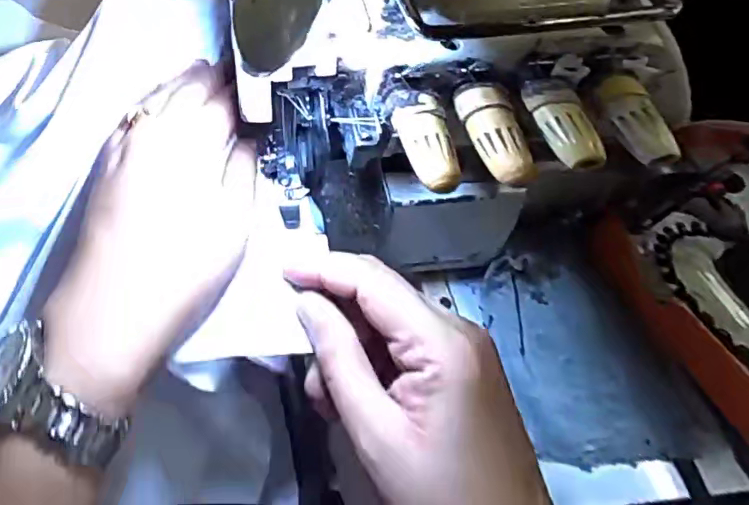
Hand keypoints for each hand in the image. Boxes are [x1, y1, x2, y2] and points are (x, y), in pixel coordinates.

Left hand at [41, 62, 256, 415]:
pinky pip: (136, 111)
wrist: (105, 315)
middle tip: (237, 70)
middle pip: (190, 88)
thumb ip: (243, 169)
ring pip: (159, 94)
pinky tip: (165, 100)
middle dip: (216, 77)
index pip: (225, 100)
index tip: (260, 80)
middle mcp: (157, 129)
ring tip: (206, 73)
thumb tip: (247, 137)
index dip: (245, 89)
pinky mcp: (105, 158)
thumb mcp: (233, 224)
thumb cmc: (182, 272)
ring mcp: (125, 142)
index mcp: (193, 142)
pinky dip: (156, 97)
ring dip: (185, 81)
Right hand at [286, 253, 548, 504]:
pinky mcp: (463, 362)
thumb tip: (309, 306)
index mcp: (442, 339)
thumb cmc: (442, 494)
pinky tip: (354, 394)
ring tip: (326, 393)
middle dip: (335, 312)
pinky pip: (408, 341)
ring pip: (391, 319)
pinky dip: (375, 358)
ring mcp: (464, 343)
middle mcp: (457, 326)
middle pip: (382, 294)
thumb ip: (340, 362)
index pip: (374, 281)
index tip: (285, 267)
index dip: (326, 268)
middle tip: (296, 342)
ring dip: (352, 343)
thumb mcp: (378, 435)